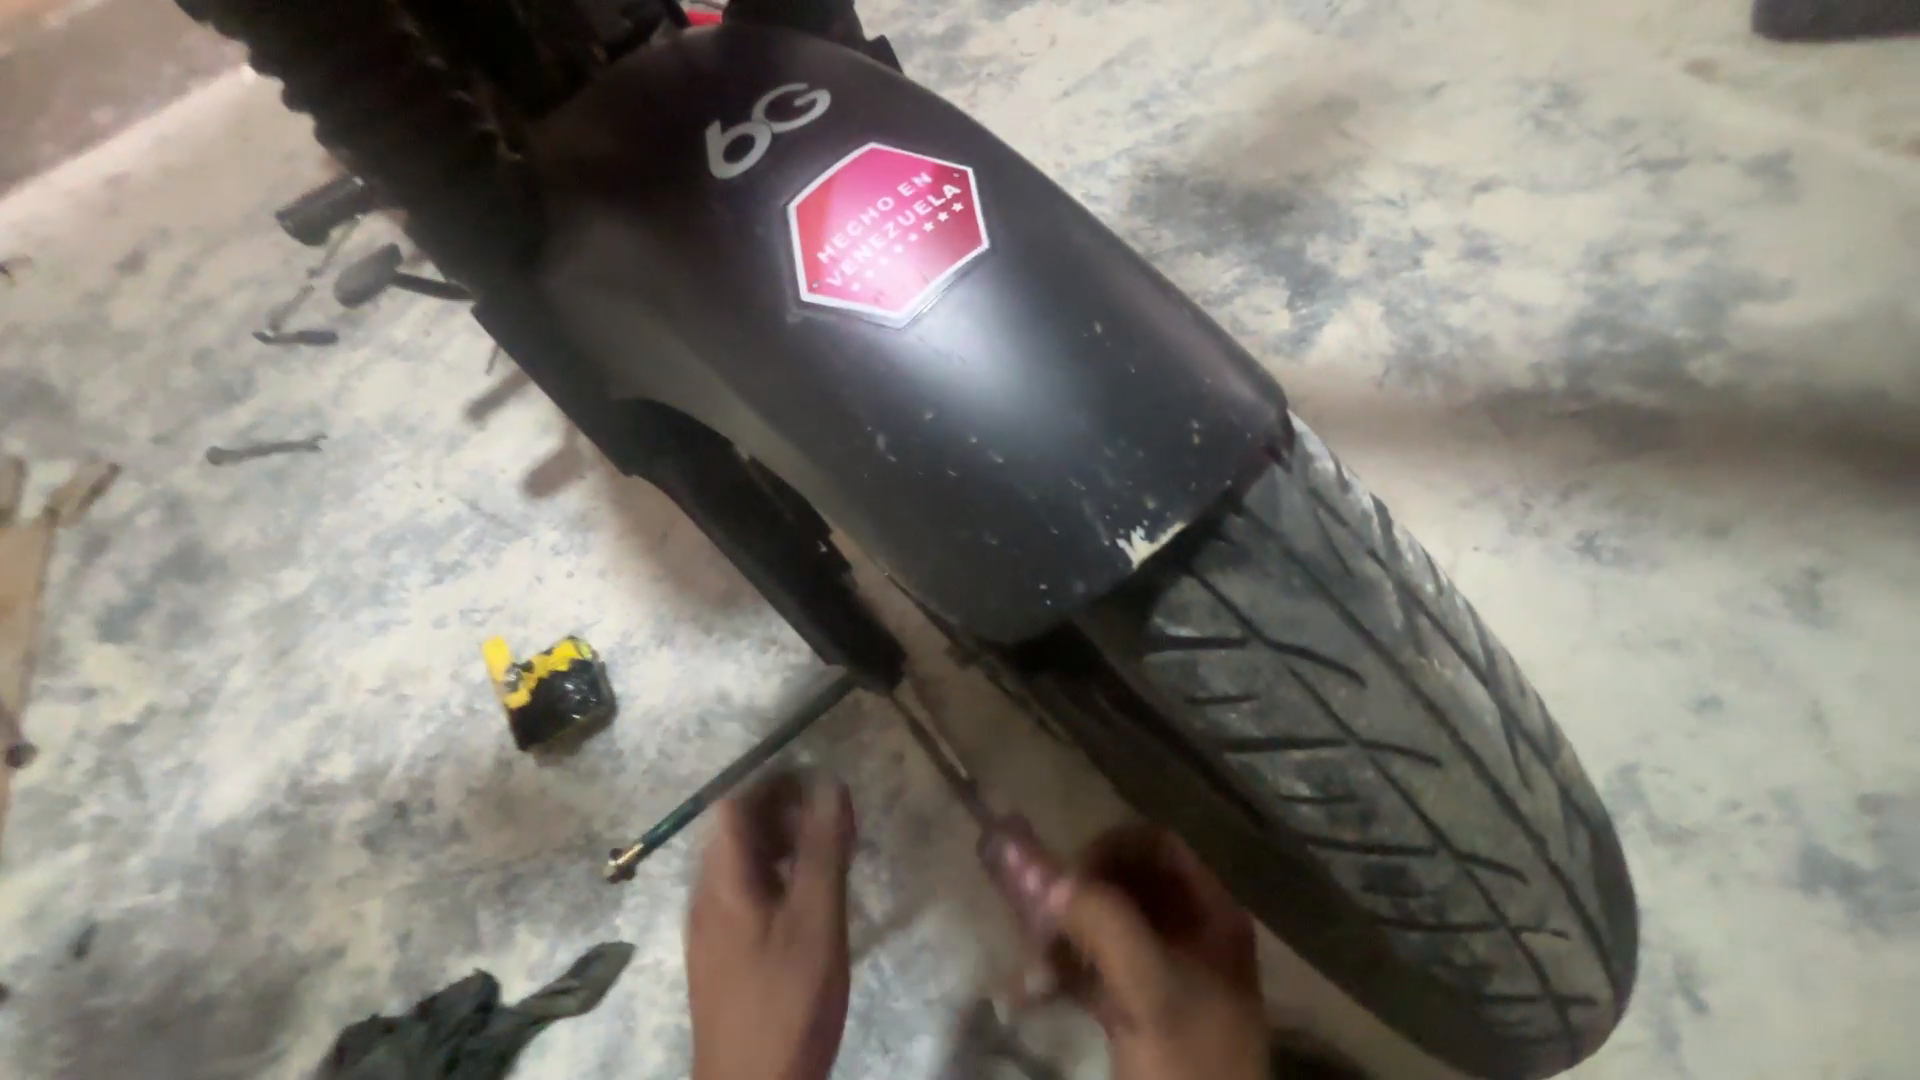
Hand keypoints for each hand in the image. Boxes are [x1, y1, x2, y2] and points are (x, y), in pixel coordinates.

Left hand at [686, 773, 856, 1079]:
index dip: (773, 784)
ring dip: (786, 844)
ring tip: (832, 854)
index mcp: (721, 880)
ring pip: (745, 863)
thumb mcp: (816, 918)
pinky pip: (747, 892)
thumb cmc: (787, 999)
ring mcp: (711, 927)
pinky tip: (812, 896)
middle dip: (786, 813)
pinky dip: (779, 877)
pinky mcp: (724, 953)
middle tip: (836, 822)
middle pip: (738, 831)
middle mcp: (707, 895)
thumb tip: (829, 783)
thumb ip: (822, 848)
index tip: (817, 785)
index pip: (734, 804)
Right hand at [1054, 825, 1268, 1079]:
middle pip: (1122, 882)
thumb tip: (1043, 869)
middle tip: (1038, 914)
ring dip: (1059, 933)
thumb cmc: (1191, 1066)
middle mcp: (1186, 933)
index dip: (1110, 849)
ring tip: (1029, 958)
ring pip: (1100, 924)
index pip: (1157, 847)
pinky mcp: (1131, 1008)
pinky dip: (1059, 971)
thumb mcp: (1153, 990)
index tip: (1070, 876)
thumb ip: (1103, 922)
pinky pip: (1089, 967)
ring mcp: (1158, 971)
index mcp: (1211, 915)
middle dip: (1075, 894)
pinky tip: (1028, 989)